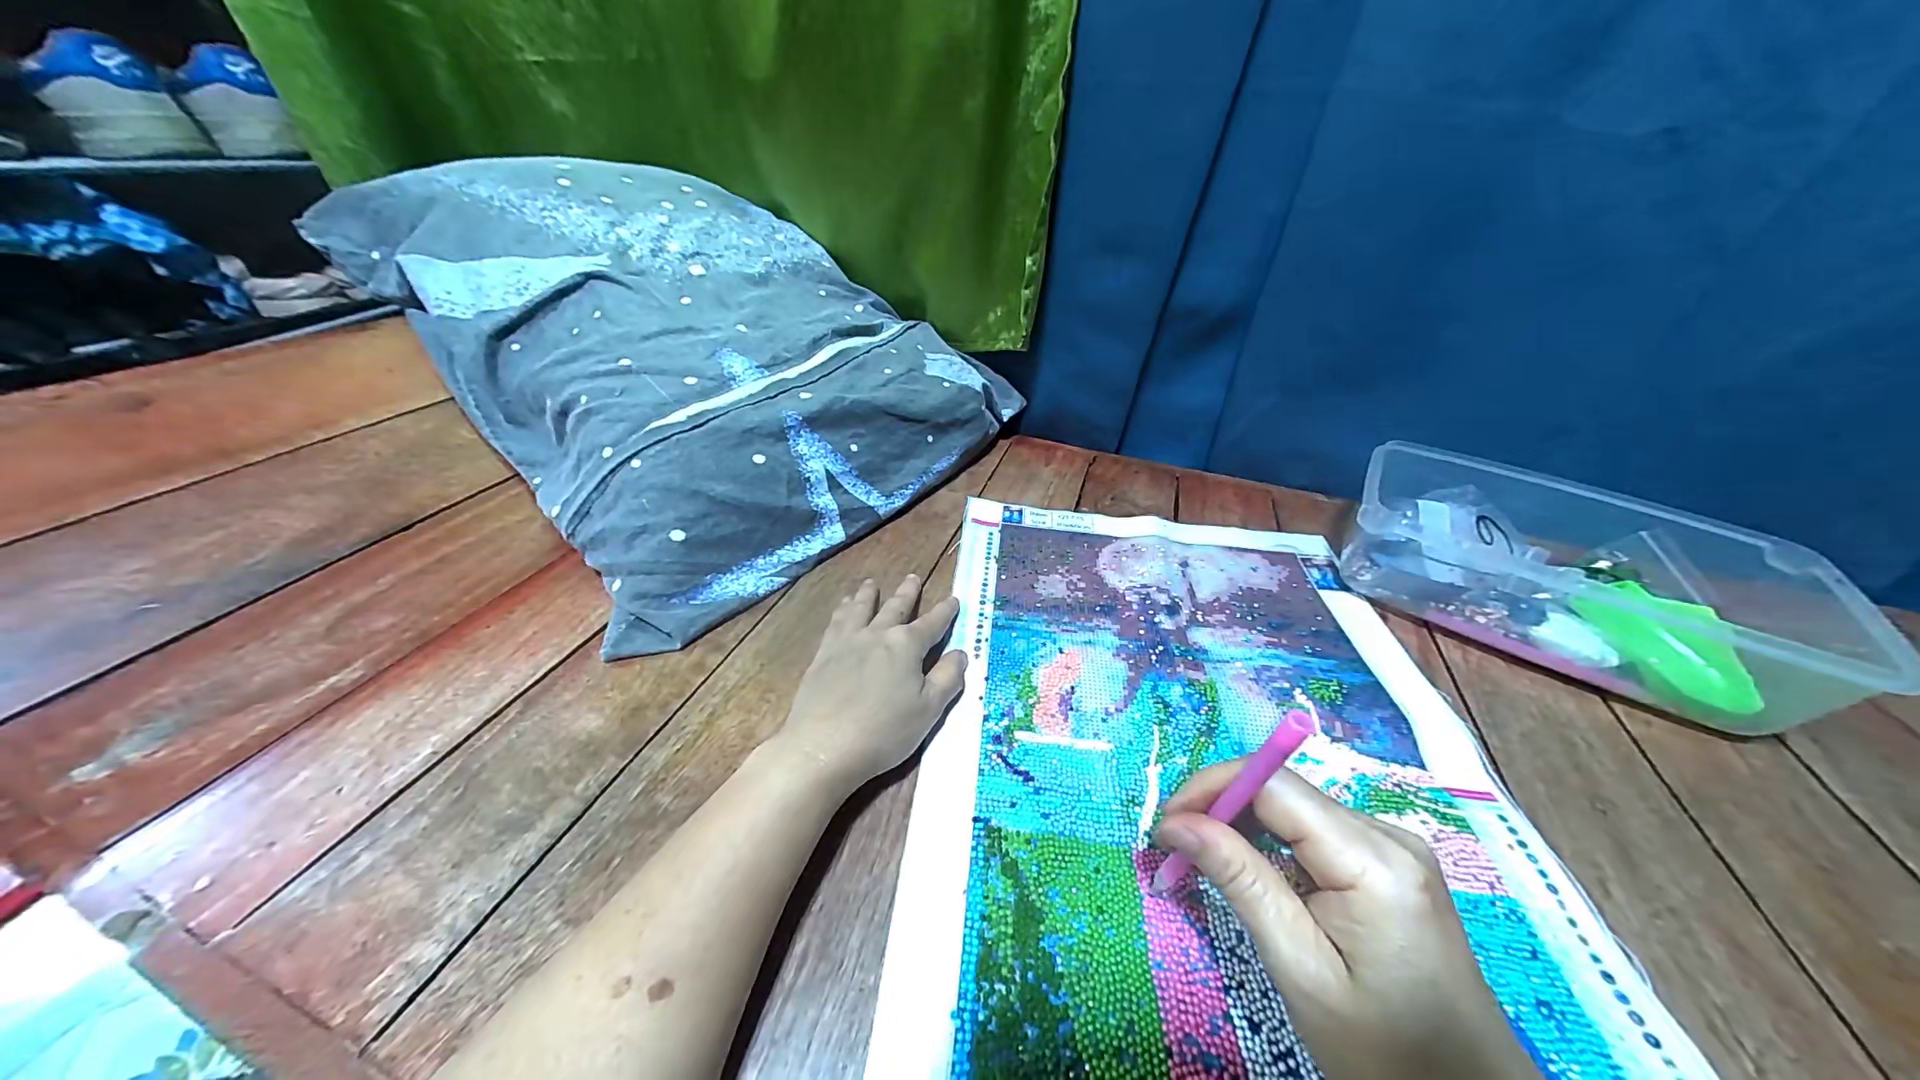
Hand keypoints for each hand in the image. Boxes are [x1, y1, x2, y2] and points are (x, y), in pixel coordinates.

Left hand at [772, 575, 966, 794]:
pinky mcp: (823, 655)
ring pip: (861, 609)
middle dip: (908, 593)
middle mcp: (877, 635)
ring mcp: (847, 642)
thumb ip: (947, 678)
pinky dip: (843, 609)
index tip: (954, 600)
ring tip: (871, 584)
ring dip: (869, 595)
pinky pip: (836, 622)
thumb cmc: (884, 732)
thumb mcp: (928, 710)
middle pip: (895, 608)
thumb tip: (961, 654)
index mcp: (906, 646)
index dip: (945, 612)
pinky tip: (843, 608)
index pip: (932, 624)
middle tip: (913, 578)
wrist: (823, 746)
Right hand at [1155, 761, 1537, 1079]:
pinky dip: (1269, 843)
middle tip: (1175, 851)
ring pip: (1293, 808)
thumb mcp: (1300, 968)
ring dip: (1240, 827)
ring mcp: (1392, 846)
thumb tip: (1176, 824)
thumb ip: (1240, 881)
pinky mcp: (1389, 862)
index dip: (1211, 789)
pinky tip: (1249, 872)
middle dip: (1220, 810)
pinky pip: (1312, 830)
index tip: (1166, 828)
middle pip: (1282, 791)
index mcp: (1373, 860)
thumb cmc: (1385, 1049)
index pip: (1273, 783)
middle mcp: (1387, 835)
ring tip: (1202, 863)